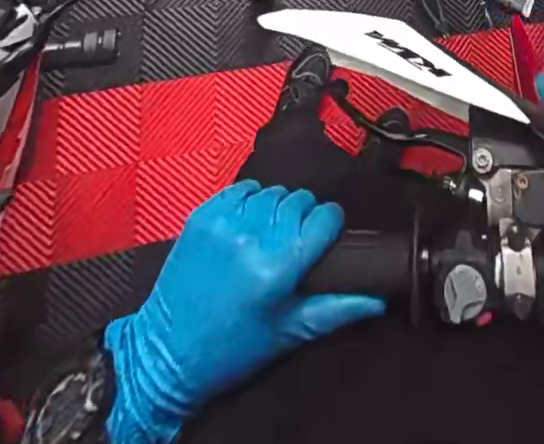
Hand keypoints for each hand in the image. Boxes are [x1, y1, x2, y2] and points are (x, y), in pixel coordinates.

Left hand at [103, 182, 383, 443]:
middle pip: (299, 200)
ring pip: (271, 192)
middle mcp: (253, 239)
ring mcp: (225, 224)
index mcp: (278, 270)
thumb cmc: (230, 350)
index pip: (324, 218)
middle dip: (302, 216)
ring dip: (276, 208)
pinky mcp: (203, 215)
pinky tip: (245, 224)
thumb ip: (337, 310)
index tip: (326, 231)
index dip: (329, 223)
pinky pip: (241, 188)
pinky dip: (248, 201)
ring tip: (267, 235)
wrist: (165, 354)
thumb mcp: (288, 333)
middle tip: (292, 241)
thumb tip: (378, 299)